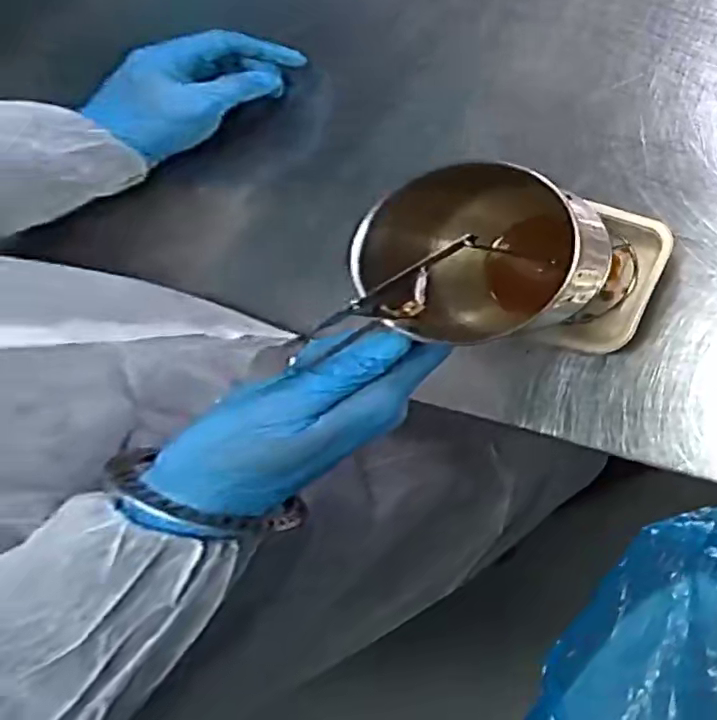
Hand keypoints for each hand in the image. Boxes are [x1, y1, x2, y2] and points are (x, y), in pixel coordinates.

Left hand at [81, 29, 307, 164]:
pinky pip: (205, 81)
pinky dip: (230, 85)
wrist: (103, 150)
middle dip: (256, 64)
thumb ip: (240, 86)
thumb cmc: (154, 123)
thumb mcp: (203, 104)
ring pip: (213, 68)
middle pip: (220, 53)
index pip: (226, 42)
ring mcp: (159, 77)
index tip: (297, 62)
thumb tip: (272, 77)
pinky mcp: (161, 94)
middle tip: (280, 84)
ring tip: (267, 92)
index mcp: (170, 55)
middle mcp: (163, 60)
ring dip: (245, 76)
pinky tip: (242, 97)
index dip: (265, 49)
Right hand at [140, 329, 450, 521]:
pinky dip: (307, 371)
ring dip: (320, 356)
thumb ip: (350, 367)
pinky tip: (274, 386)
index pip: (430, 348)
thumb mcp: (286, 403)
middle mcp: (388, 403)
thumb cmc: (232, 450)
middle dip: (350, 339)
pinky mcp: (342, 408)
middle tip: (300, 358)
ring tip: (278, 377)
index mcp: (383, 401)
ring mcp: (367, 406)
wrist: (193, 503)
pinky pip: (336, 371)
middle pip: (394, 346)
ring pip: (359, 355)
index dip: (418, 320)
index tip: (385, 306)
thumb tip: (403, 334)